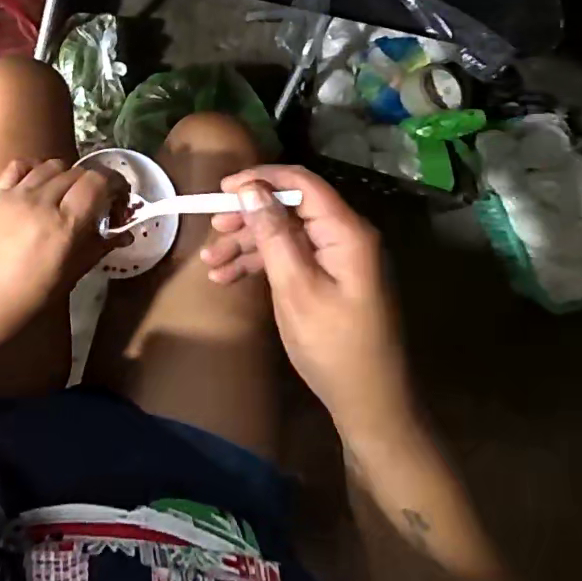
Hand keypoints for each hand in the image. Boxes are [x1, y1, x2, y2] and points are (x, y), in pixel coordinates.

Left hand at [0, 159, 118, 355]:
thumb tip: (125, 233)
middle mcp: (41, 202)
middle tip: (99, 205)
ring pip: (54, 164)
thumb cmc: (22, 302)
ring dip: (69, 175)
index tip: (119, 201)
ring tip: (70, 197)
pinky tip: (40, 186)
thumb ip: (97, 249)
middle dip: (96, 184)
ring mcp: (16, 195)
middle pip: (79, 172)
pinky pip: (22, 166)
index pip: (98, 182)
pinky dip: (36, 168)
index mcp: (63, 225)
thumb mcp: (67, 279)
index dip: (115, 185)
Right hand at [202, 165, 416, 438]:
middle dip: (249, 215)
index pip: (301, 182)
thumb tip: (251, 189)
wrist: (370, 402)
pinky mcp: (330, 275)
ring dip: (249, 243)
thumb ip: (274, 233)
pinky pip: (293, 256)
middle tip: (212, 229)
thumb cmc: (333, 345)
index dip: (260, 178)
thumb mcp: (296, 288)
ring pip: (287, 233)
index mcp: (346, 230)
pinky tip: (229, 278)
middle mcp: (345, 234)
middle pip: (291, 207)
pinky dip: (262, 263)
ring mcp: (338, 256)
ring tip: (211, 262)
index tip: (222, 188)